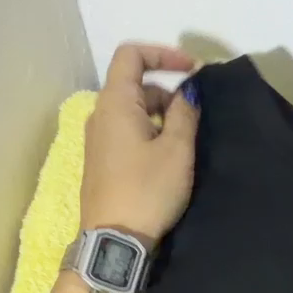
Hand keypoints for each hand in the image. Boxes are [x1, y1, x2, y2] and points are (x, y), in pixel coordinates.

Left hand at [80, 43, 199, 240]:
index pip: (131, 54)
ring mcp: (97, 140)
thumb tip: (188, 91)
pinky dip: (148, 134)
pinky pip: (126, 133)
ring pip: (132, 112)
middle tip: (195, 119)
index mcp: (116, 102)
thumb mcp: (176, 151)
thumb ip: (185, 113)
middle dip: (167, 93)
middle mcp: (100, 114)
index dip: (163, 54)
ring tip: (184, 145)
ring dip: (160, 117)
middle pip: (134, 85)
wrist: (114, 239)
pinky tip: (166, 161)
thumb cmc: (148, 191)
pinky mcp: (101, 162)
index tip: (192, 71)